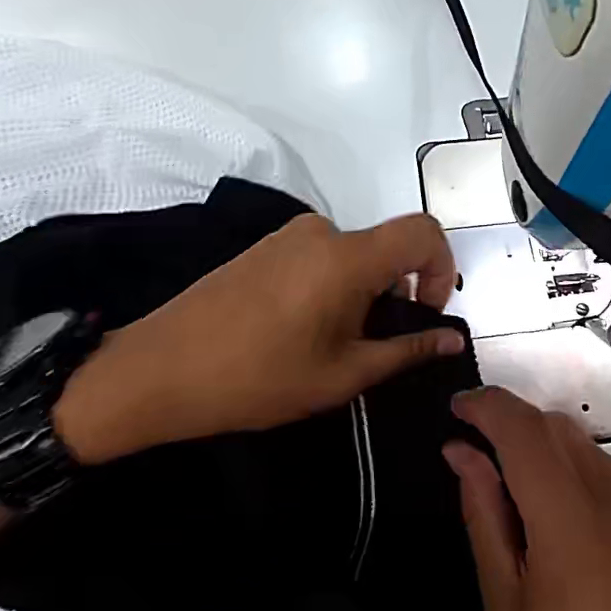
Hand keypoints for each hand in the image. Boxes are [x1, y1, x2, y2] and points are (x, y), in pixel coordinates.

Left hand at [53, 212, 461, 462]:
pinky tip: (302, 329)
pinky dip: (334, 285)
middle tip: (376, 344)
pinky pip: (321, 256)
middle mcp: (321, 232)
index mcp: (347, 257)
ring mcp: (288, 236)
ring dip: (364, 291)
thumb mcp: (342, 374)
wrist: (158, 370)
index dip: (442, 267)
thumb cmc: (258, 378)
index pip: (423, 232)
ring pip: (354, 254)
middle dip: (399, 290)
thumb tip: (452, 337)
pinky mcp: (265, 247)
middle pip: (387, 247)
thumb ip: (406, 350)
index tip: (427, 311)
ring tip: (333, 344)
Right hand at [445, 388, 610, 610]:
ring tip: (528, 508)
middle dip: (516, 428)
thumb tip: (465, 458)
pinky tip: (574, 528)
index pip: (525, 433)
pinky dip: (591, 485)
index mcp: (577, 535)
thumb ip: (485, 515)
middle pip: (561, 431)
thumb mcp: (506, 608)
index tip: (465, 407)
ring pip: (594, 451)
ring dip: (553, 457)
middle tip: (483, 455)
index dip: (488, 407)